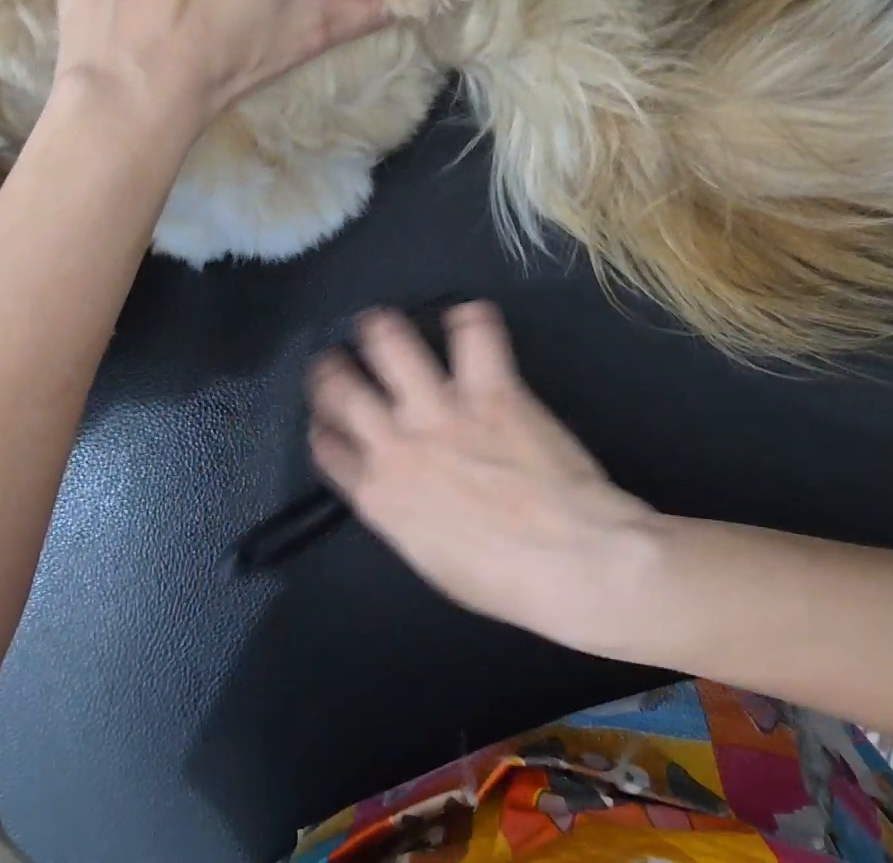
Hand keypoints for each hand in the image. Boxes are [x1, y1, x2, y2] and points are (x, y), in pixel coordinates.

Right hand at [307, 303, 665, 658]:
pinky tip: (468, 315)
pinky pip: (474, 337)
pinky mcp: (491, 391)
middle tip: (334, 361)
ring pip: (392, 347)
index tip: (325, 421)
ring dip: (380, 330)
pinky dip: (471, 321)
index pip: (328, 449)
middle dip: (330, 372)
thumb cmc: (501, 578)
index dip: (323, 429)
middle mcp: (397, 445)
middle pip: (342, 392)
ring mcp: (442, 412)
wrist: (570, 559)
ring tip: (380, 323)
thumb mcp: (428, 558)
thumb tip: (398, 492)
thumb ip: (400, 513)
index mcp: (379, 496)